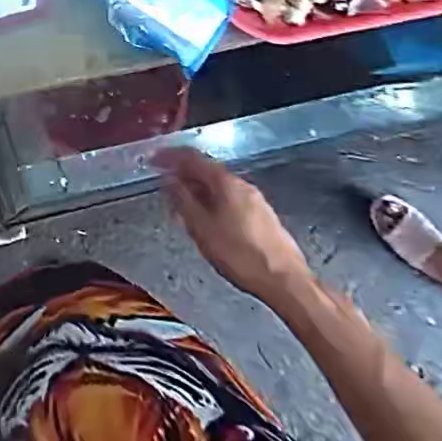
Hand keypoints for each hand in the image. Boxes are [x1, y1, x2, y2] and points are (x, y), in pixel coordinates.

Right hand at [153, 147, 311, 304]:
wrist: (289, 285)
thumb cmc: (241, 255)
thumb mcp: (200, 226)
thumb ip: (180, 198)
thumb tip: (167, 179)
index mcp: (226, 183)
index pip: (192, 157)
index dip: (169, 155)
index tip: (153, 159)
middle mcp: (243, 186)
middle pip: (207, 170)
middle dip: (182, 174)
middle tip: (164, 183)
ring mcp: (257, 202)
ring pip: (219, 186)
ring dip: (197, 189)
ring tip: (182, 203)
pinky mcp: (265, 218)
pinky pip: (231, 199)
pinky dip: (213, 200)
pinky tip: (207, 218)